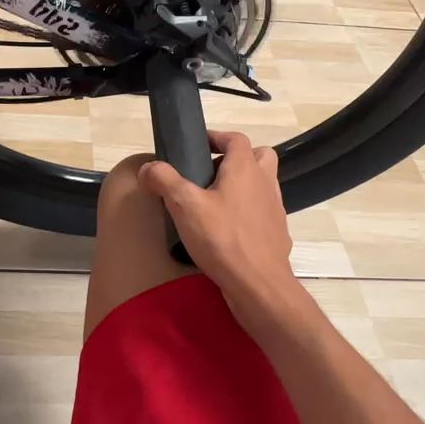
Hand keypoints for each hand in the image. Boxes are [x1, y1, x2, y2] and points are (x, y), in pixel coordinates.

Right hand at [139, 131, 299, 319]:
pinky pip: (264, 213)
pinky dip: (249, 214)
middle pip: (259, 156)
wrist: (259, 286)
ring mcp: (275, 210)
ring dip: (244, 186)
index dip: (218, 137)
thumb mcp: (184, 205)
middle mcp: (265, 183)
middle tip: (212, 173)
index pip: (236, 138)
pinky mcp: (277, 235)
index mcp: (245, 169)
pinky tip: (229, 231)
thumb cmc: (222, 238)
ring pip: (263, 185)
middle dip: (238, 159)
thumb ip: (164, 180)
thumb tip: (147, 168)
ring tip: (216, 203)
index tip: (198, 146)